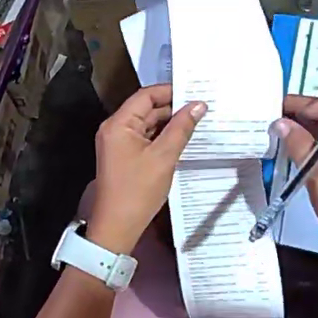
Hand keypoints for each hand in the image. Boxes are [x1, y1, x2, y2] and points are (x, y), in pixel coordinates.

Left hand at [87, 84, 205, 253]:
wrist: (117, 226)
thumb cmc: (138, 190)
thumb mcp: (164, 157)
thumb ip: (181, 128)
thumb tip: (198, 105)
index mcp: (119, 124)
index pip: (146, 96)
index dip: (171, 91)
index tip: (196, 92)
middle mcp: (115, 129)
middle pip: (146, 109)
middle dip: (173, 108)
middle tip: (202, 108)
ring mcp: (118, 143)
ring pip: (147, 124)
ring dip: (169, 124)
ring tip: (197, 122)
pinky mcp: (124, 157)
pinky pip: (145, 139)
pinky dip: (162, 137)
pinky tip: (182, 140)